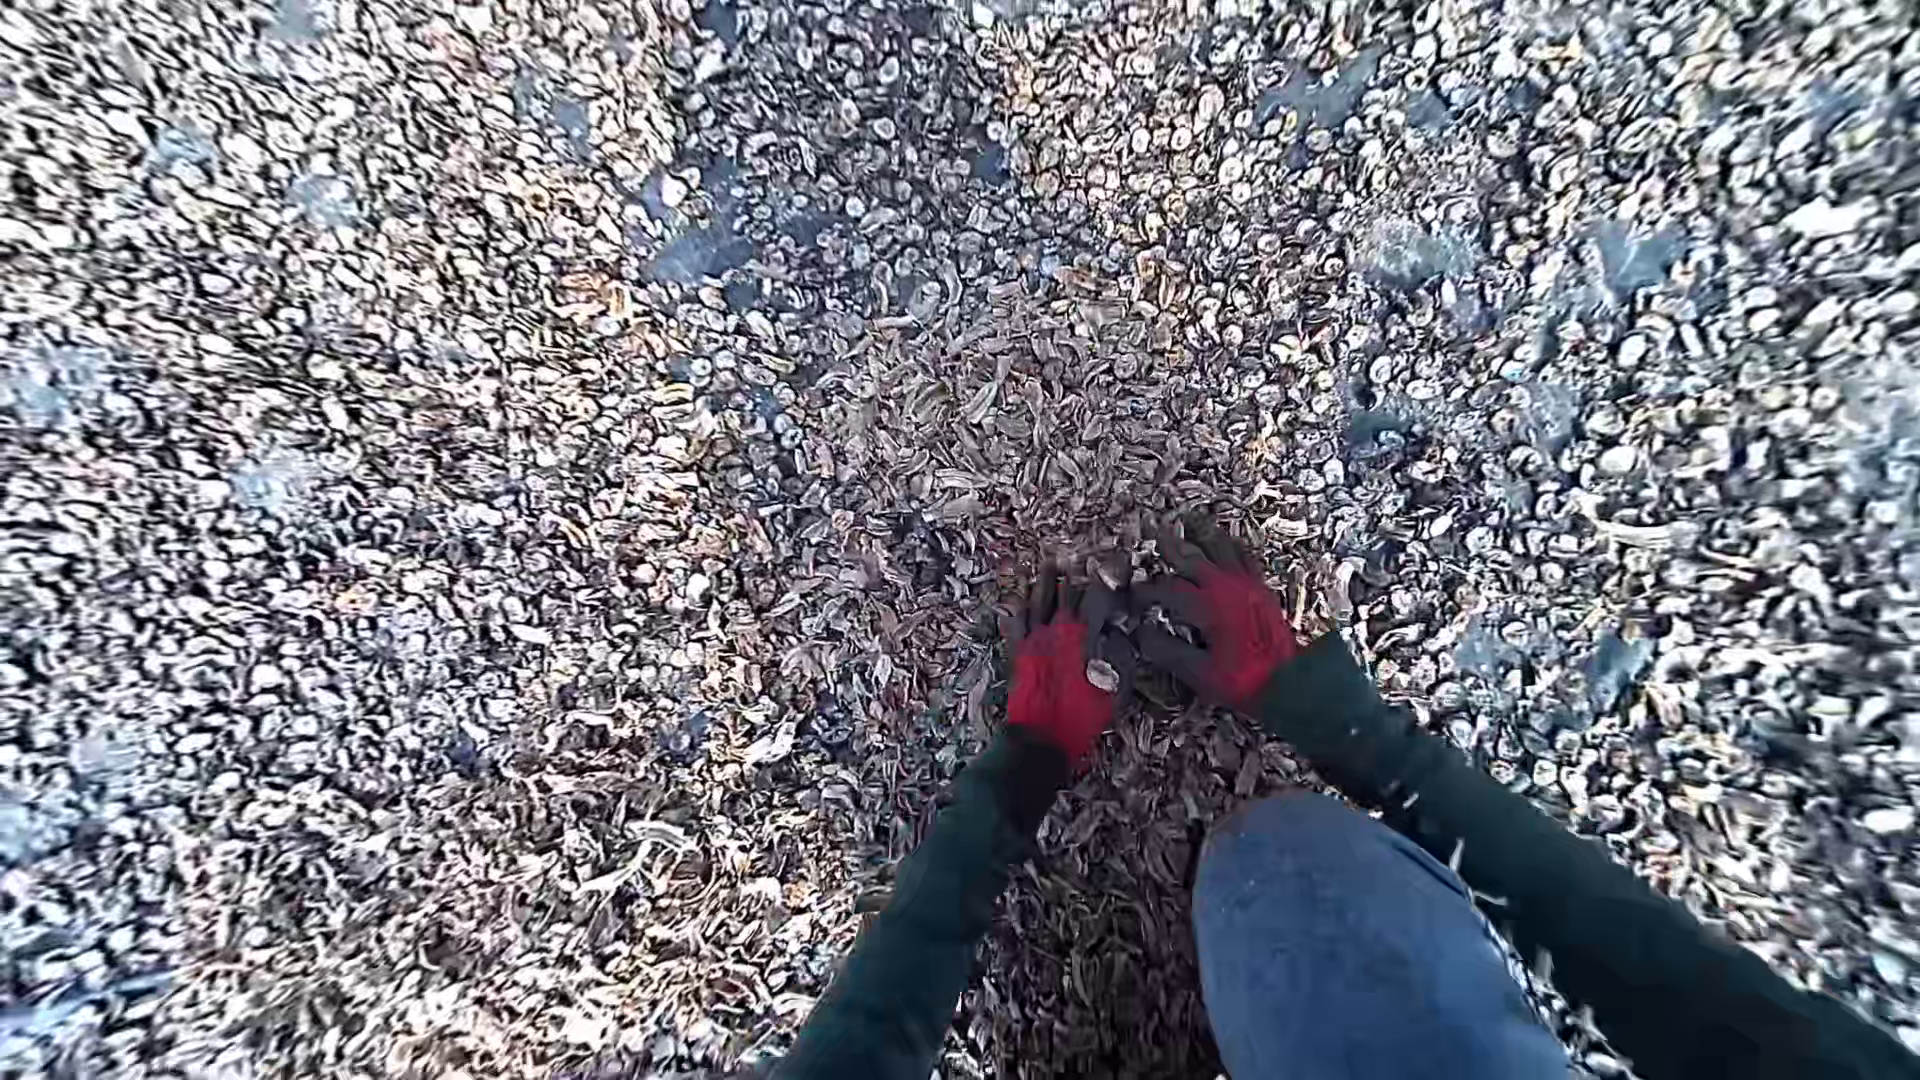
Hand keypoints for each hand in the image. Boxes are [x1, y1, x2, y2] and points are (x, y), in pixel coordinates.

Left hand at [1003, 564, 1133, 762]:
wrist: (1045, 731)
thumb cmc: (1083, 712)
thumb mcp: (1115, 686)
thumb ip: (1120, 656)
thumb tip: (1123, 634)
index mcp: (1084, 634)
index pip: (1095, 598)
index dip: (1102, 581)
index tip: (1107, 566)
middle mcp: (1059, 629)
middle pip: (1066, 594)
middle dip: (1073, 576)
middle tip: (1076, 559)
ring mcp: (1036, 638)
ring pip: (1039, 602)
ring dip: (1044, 583)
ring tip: (1048, 566)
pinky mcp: (1019, 650)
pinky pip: (1014, 624)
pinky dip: (1015, 610)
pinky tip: (1015, 600)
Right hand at [1131, 517, 1296, 708]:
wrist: (1294, 685)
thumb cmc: (1245, 681)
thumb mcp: (1199, 673)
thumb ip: (1167, 651)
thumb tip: (1142, 633)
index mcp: (1207, 607)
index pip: (1167, 589)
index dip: (1147, 590)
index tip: (1135, 596)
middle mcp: (1226, 589)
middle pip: (1192, 558)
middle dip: (1171, 547)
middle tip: (1155, 536)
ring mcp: (1247, 586)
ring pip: (1221, 549)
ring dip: (1202, 535)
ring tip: (1190, 523)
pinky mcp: (1262, 589)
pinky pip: (1245, 557)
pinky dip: (1232, 546)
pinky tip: (1227, 543)